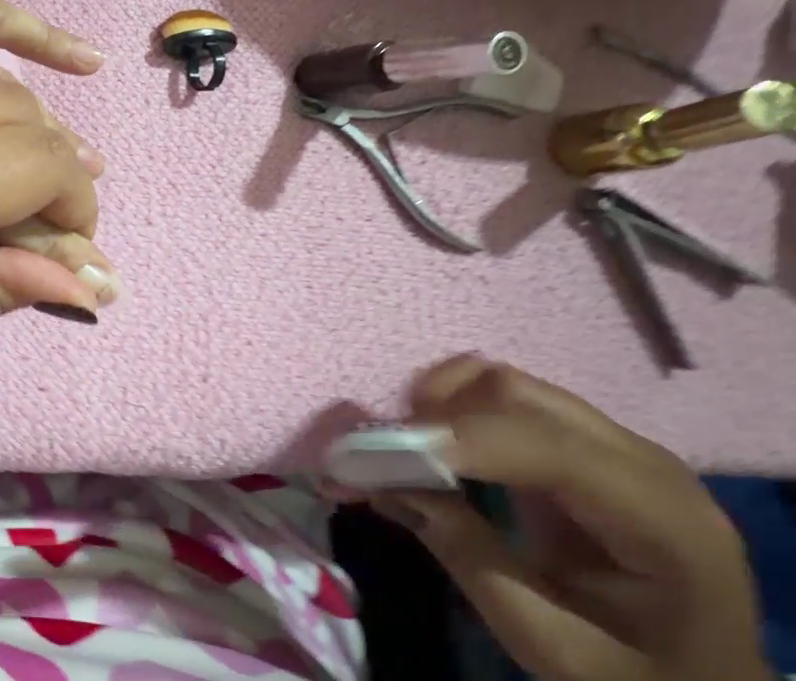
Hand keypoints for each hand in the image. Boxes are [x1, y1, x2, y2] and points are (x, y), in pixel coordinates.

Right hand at [369, 358, 773, 680]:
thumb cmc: (628, 674)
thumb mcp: (549, 640)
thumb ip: (471, 558)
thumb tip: (388, 484)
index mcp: (663, 521)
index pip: (552, 449)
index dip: (460, 440)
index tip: (376, 452)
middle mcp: (645, 464)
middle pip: (518, 396)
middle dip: (435, 414)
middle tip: (374, 455)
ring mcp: (615, 448)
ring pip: (502, 386)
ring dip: (437, 406)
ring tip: (394, 450)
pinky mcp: (583, 447)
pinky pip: (504, 404)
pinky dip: (451, 413)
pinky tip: (425, 447)